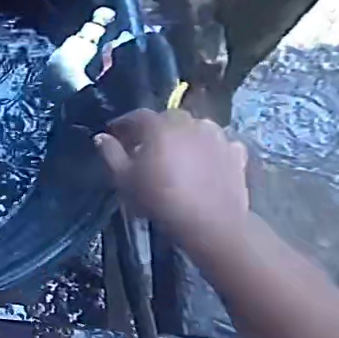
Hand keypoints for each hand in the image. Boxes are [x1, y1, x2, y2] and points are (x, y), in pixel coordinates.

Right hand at [94, 108, 249, 244]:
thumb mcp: (123, 177)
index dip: (123, 123)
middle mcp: (191, 124)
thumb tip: (102, 137)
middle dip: (154, 127)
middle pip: (168, 118)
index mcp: (161, 127)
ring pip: (195, 127)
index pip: (137, 115)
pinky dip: (207, 146)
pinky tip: (201, 160)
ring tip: (173, 152)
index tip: (114, 135)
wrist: (211, 222)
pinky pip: (217, 142)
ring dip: (182, 134)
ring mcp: (218, 137)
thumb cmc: (159, 197)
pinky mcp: (237, 153)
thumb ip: (110, 152)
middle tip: (143, 145)